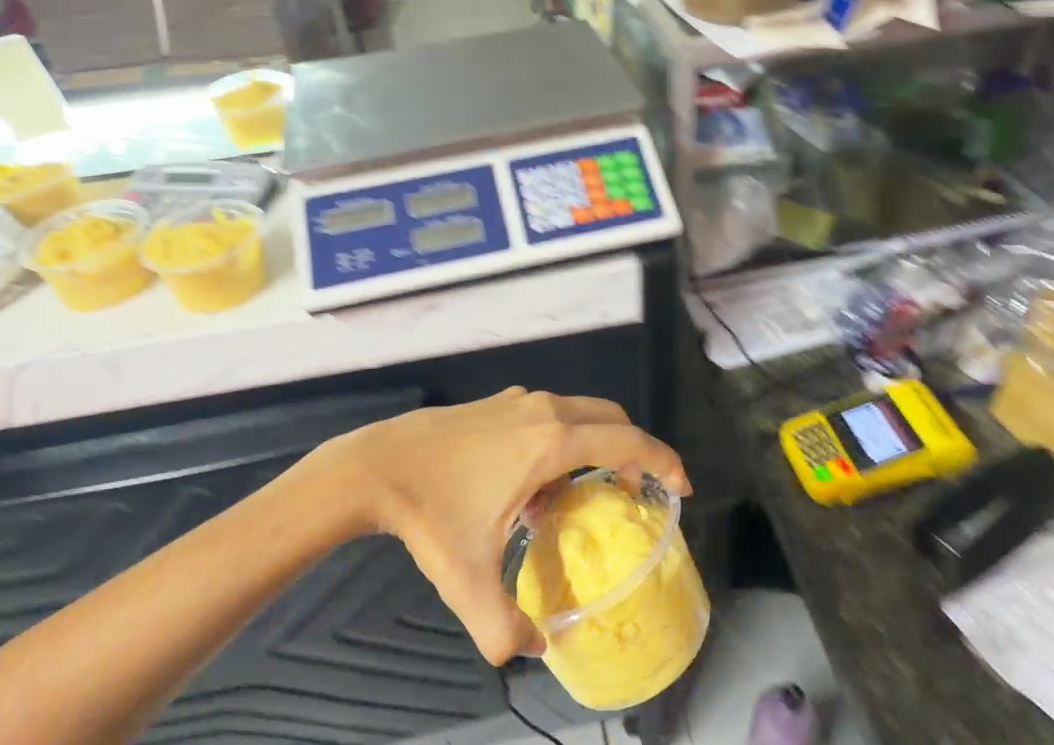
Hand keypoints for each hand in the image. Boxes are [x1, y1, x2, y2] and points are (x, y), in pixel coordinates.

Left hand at [315, 388, 688, 665]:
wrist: (373, 466)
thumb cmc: (430, 515)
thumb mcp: (469, 582)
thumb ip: (506, 629)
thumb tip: (536, 652)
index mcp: (552, 442)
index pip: (630, 442)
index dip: (664, 461)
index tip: (680, 487)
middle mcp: (544, 410)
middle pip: (612, 419)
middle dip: (634, 451)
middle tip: (635, 493)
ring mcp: (518, 401)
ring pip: (579, 413)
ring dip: (594, 446)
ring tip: (579, 496)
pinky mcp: (496, 403)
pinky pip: (548, 416)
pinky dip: (562, 440)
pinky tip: (531, 486)